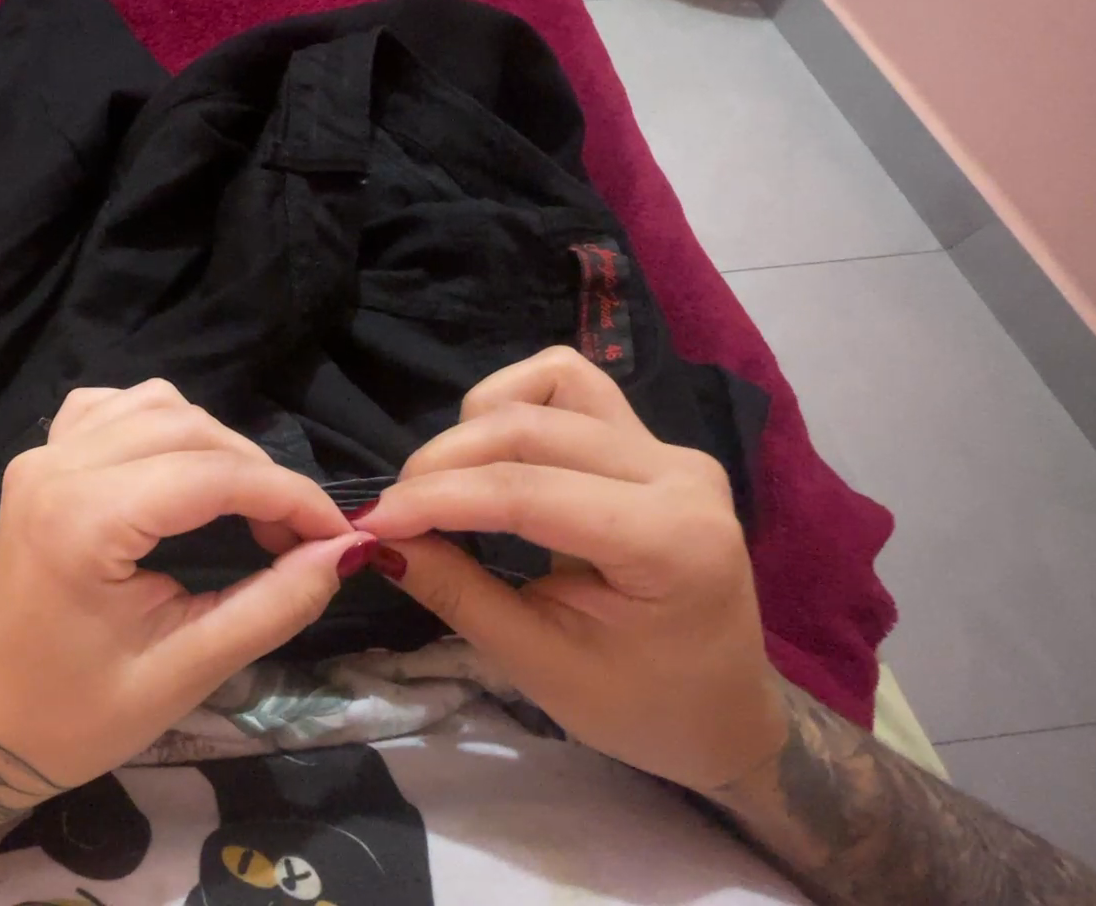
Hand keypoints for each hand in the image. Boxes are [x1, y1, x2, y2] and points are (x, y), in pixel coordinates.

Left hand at [0, 380, 370, 791]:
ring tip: (246, 503)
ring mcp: (41, 455)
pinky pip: (112, 408)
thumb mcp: (186, 672)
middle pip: (189, 428)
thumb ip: (273, 605)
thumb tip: (344, 550)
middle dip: (259, 473)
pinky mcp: (38, 460)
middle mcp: (56, 467)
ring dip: (215, 443)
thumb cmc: (79, 714)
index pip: (211, 476)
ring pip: (155, 405)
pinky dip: (161, 423)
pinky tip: (177, 464)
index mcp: (83, 521)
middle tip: (296, 535)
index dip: (289, 497)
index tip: (339, 533)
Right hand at [352, 347, 786, 793]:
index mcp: (670, 543)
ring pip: (548, 384)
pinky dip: (511, 403)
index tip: (372, 521)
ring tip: (448, 482)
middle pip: (528, 426)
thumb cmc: (641, 706)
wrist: (723, 713)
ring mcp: (667, 448)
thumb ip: (455, 592)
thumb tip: (376, 541)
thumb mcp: (538, 664)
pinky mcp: (648, 441)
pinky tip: (491, 452)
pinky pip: (567, 386)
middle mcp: (676, 473)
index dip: (435, 498)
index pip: (525, 492)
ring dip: (476, 424)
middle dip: (441, 463)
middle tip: (396, 513)